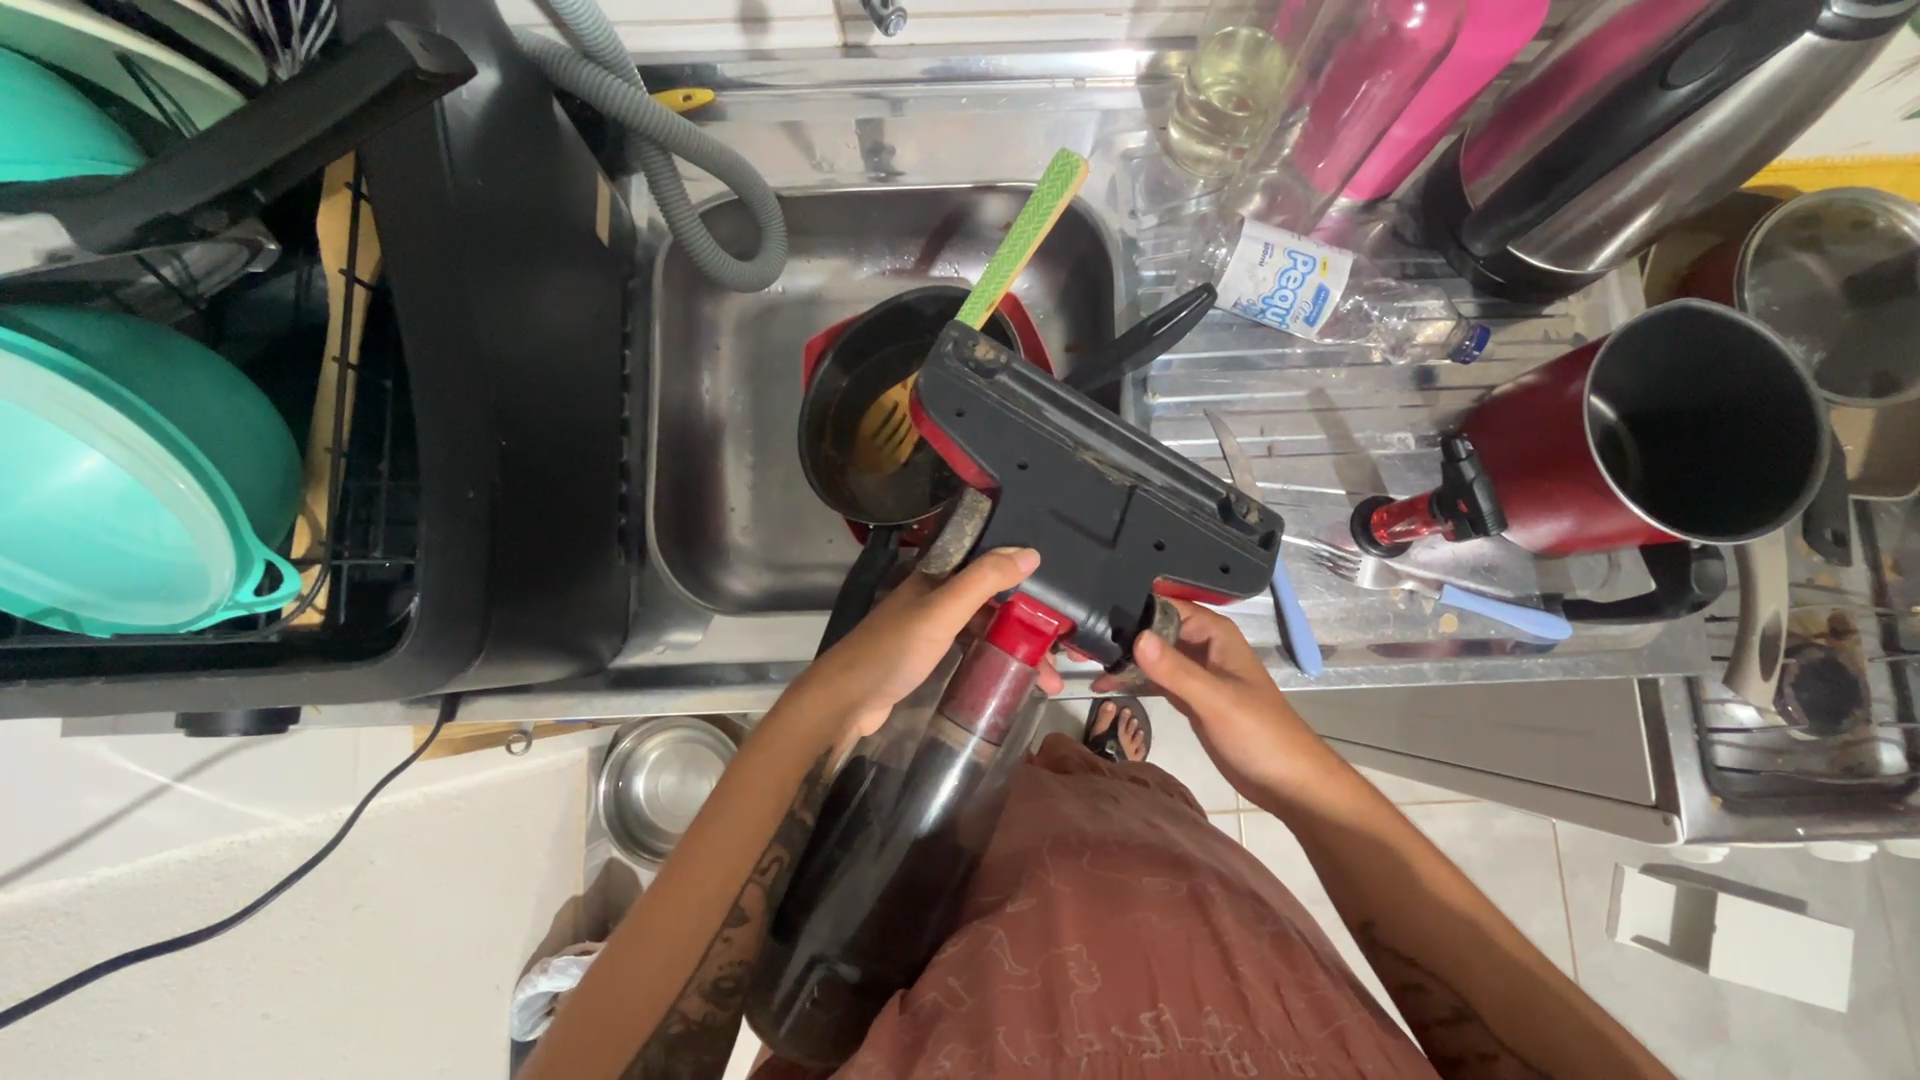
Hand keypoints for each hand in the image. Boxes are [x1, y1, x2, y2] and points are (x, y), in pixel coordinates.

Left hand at [793, 547, 1063, 737]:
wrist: (845, 700)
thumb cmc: (893, 651)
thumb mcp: (942, 611)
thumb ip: (983, 580)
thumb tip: (1030, 553)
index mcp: (936, 577)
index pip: (990, 568)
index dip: (1025, 583)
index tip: (1059, 608)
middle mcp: (935, 598)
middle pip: (992, 603)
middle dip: (1027, 628)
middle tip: (1059, 658)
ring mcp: (930, 630)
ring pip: (984, 630)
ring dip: (1016, 650)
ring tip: (1047, 681)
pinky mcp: (927, 659)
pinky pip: (970, 653)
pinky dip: (994, 663)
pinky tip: (1012, 682)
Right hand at [1094, 599, 1326, 799]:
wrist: (1289, 783)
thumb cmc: (1261, 734)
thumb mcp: (1215, 700)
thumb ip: (1176, 670)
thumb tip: (1136, 637)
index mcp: (1215, 634)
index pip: (1167, 605)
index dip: (1134, 606)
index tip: (1094, 610)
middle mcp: (1203, 646)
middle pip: (1156, 627)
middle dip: (1122, 632)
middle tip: (1079, 642)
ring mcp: (1196, 673)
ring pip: (1153, 654)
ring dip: (1123, 657)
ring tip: (1082, 661)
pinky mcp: (1189, 698)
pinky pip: (1155, 679)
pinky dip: (1132, 681)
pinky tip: (1104, 685)